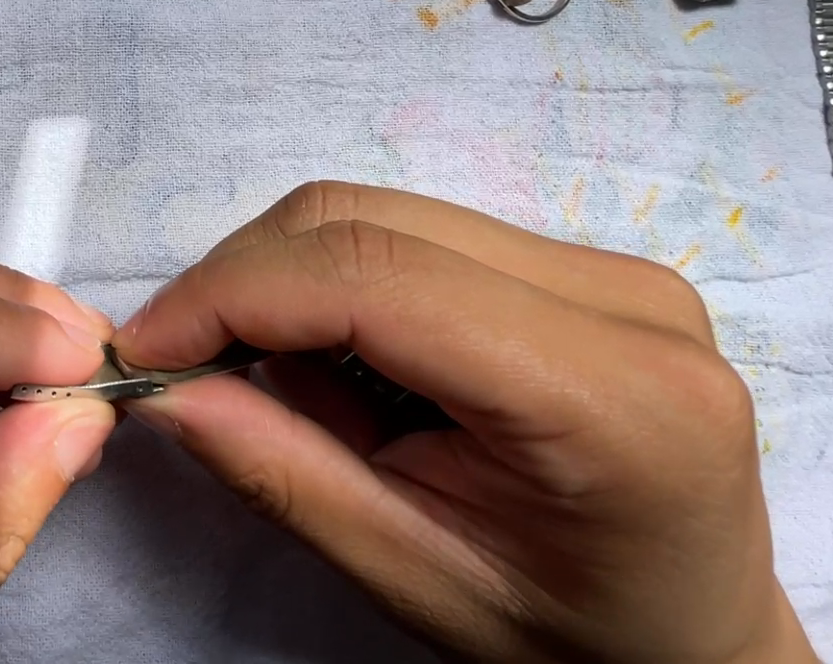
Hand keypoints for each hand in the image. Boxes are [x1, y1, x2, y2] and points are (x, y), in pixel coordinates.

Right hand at [114, 182, 817, 663]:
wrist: (689, 631)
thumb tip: (159, 387)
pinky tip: (318, 344)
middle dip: (236, 279)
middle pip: (356, 221)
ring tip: (253, 360)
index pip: (371, 281)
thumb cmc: (564, 635)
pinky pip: (390, 225)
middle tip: (176, 353)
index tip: (144, 345)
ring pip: (362, 210)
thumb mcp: (406, 578)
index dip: (231, 294)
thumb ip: (276, 471)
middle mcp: (617, 297)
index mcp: (607, 397)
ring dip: (271, 274)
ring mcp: (595, 261)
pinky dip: (315, 274)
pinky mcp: (559, 254)